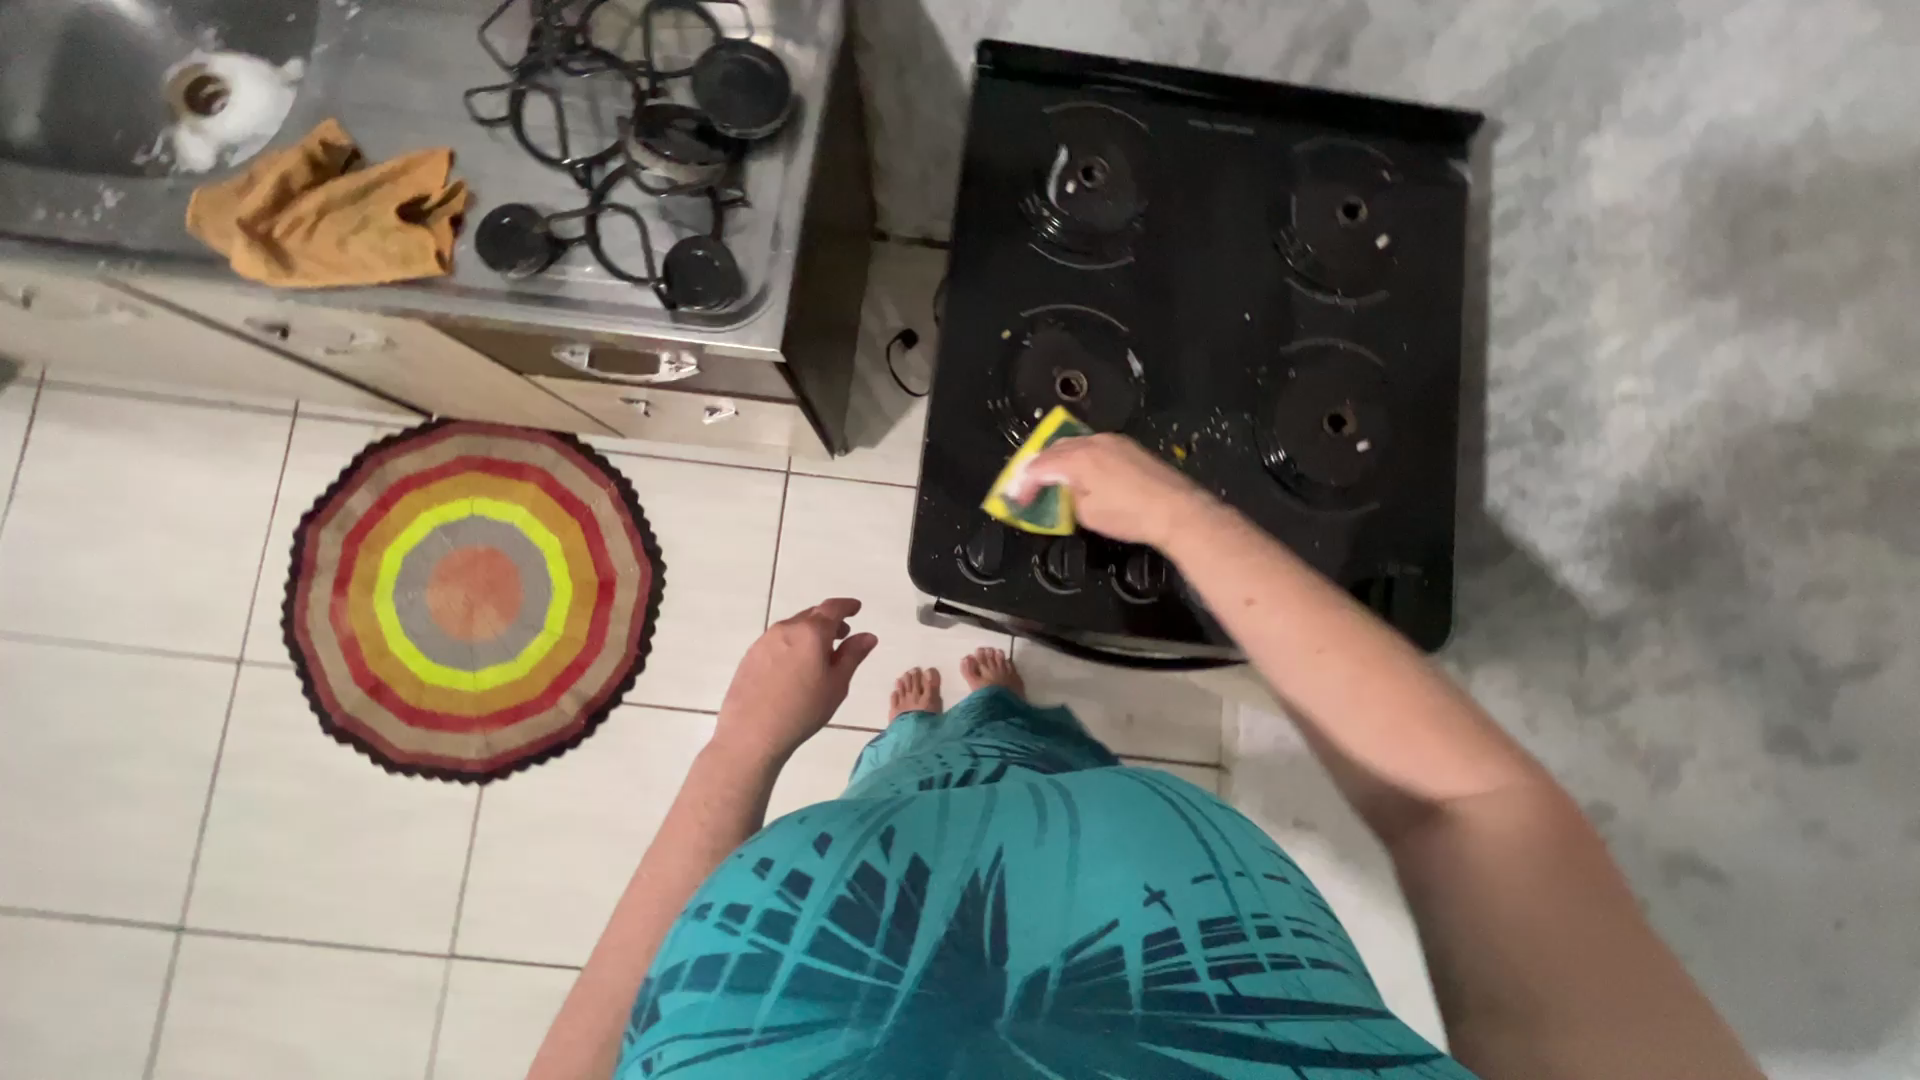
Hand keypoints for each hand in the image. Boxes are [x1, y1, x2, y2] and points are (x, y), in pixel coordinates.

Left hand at [713, 598, 878, 761]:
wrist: (751, 733)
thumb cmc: (803, 710)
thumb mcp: (836, 684)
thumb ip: (853, 655)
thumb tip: (867, 636)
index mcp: (811, 632)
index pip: (833, 608)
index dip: (847, 606)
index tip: (856, 608)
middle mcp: (786, 628)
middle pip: (812, 615)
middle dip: (829, 621)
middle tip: (842, 635)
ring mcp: (764, 641)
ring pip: (793, 628)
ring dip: (809, 633)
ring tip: (819, 655)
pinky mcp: (750, 656)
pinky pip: (777, 641)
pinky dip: (792, 645)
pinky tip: (794, 668)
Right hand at [1013, 433, 1212, 547]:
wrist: (1177, 509)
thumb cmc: (1129, 516)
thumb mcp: (1087, 514)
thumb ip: (1067, 498)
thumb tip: (1067, 492)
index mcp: (1077, 458)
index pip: (1038, 467)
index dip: (1023, 484)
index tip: (1016, 500)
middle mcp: (1092, 442)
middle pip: (1054, 449)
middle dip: (1037, 467)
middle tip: (1027, 485)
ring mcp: (1113, 441)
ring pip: (1074, 444)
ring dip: (1058, 459)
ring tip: (1050, 477)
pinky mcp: (1128, 447)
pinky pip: (1093, 446)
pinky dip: (1078, 457)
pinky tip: (1079, 472)